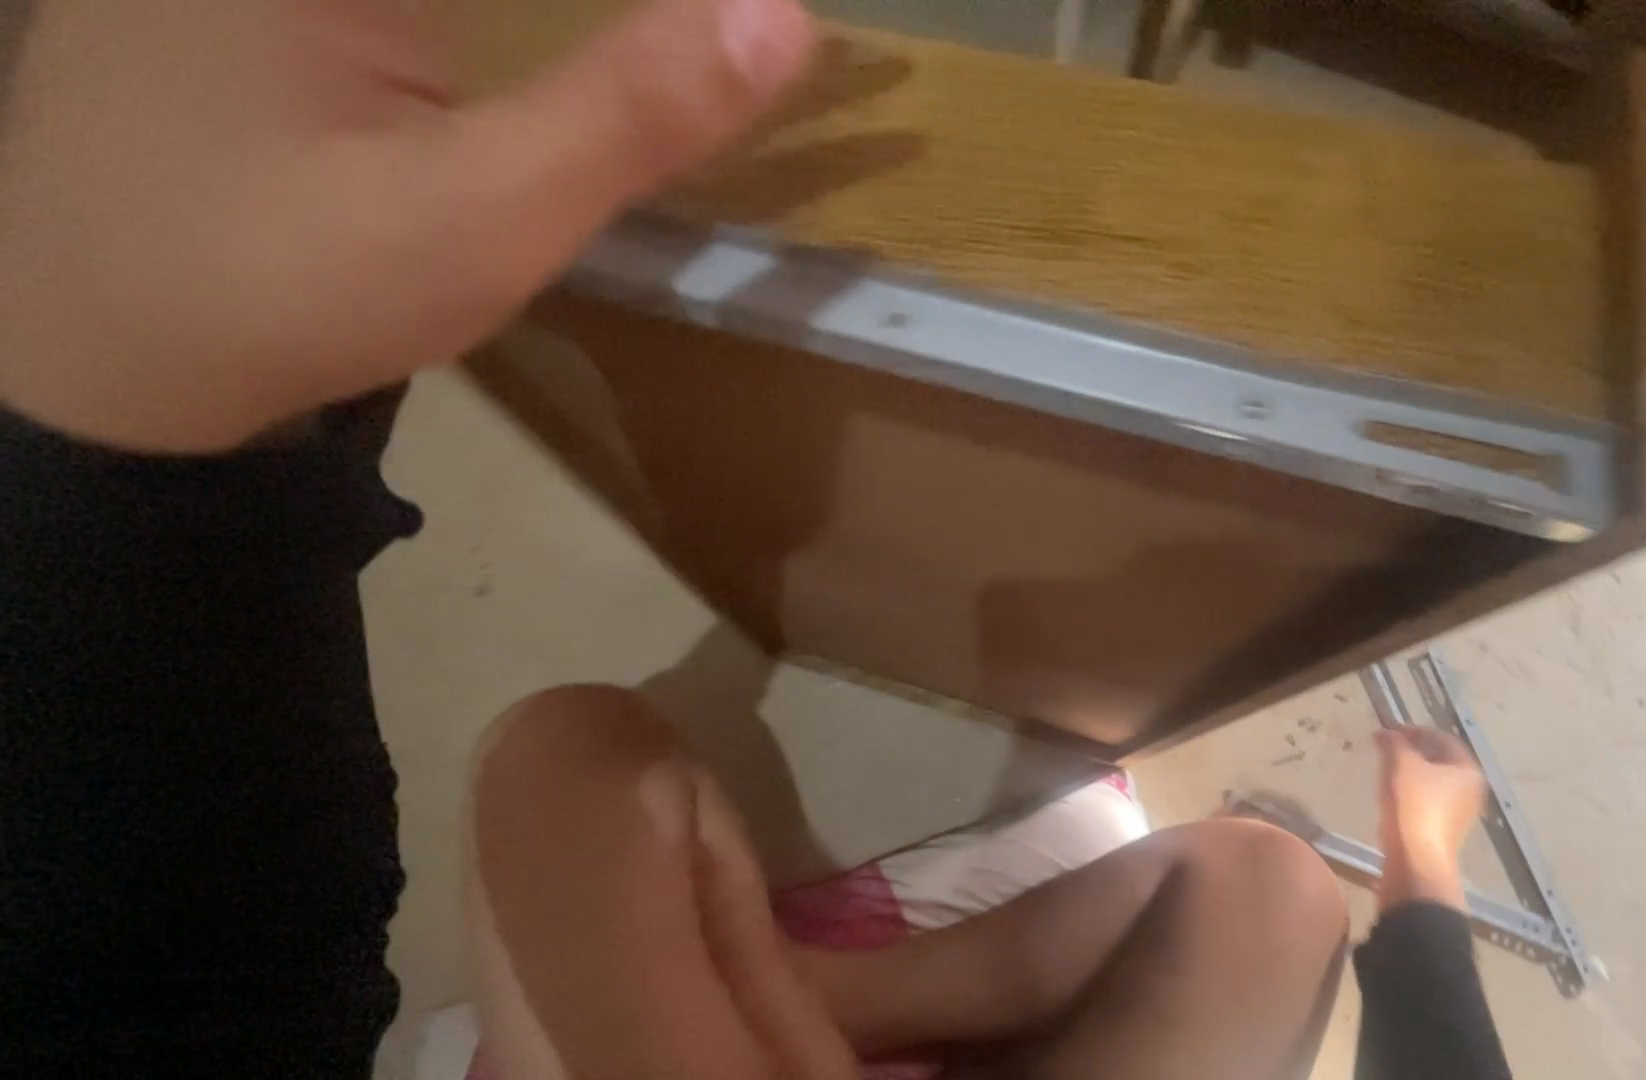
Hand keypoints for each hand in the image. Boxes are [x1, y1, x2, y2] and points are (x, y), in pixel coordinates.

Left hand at [0, 0, 815, 451]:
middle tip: (723, 49)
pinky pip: (464, 13)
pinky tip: (582, 75)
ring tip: (678, 63)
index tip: (745, 27)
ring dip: (588, 26)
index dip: (661, 7)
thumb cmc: (297, 280)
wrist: (118, 350)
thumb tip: (787, 14)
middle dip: (629, 21)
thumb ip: (632, 111)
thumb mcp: (487, 209)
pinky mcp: (295, 15)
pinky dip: (541, 32)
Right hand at [1373, 724, 1484, 911]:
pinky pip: (1427, 797)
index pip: (1442, 738)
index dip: (1413, 729)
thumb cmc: (1413, 803)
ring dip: (1408, 768)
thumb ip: (1393, 741)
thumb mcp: (1400, 762)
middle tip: (1384, 745)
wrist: (1416, 856)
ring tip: (1383, 766)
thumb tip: (1385, 732)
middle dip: (1410, 748)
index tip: (1387, 729)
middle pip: (1439, 758)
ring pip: (1432, 779)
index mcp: (1467, 770)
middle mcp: (1470, 789)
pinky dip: (1409, 788)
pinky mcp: (1443, 826)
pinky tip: (1389, 791)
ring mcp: (1459, 810)